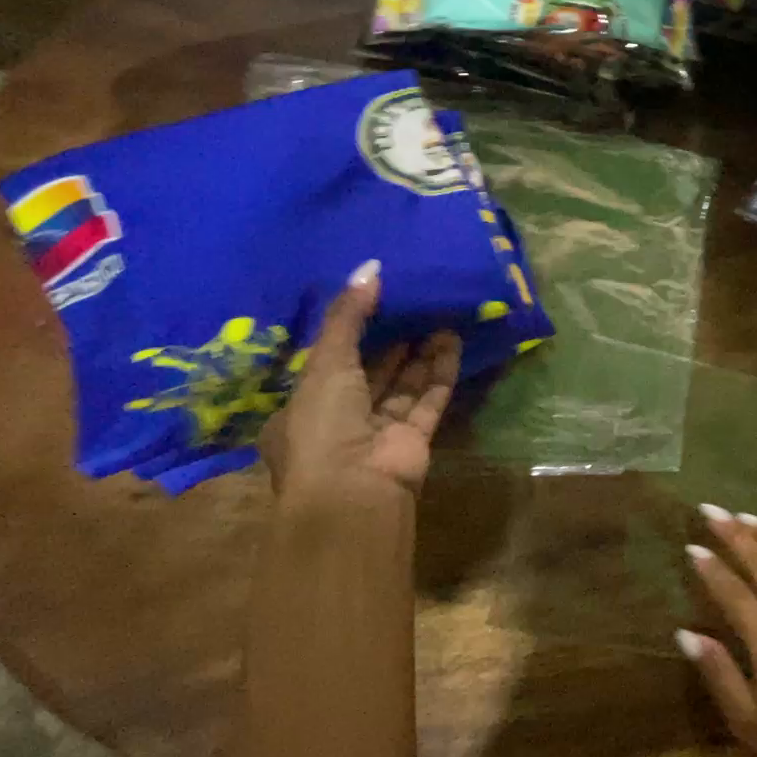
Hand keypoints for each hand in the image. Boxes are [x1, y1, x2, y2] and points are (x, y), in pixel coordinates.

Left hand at [261, 260, 461, 504]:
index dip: (352, 332)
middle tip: (416, 303)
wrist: (354, 489)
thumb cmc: (323, 425)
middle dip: (393, 340)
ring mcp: (379, 430)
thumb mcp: (326, 364)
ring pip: (403, 384)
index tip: (377, 302)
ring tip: (442, 316)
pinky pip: (429, 398)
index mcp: (302, 407)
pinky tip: (453, 343)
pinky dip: (440, 372)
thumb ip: (348, 317)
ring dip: (421, 353)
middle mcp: (340, 419)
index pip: (329, 363)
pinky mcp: (415, 438)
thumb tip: (370, 267)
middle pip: (371, 372)